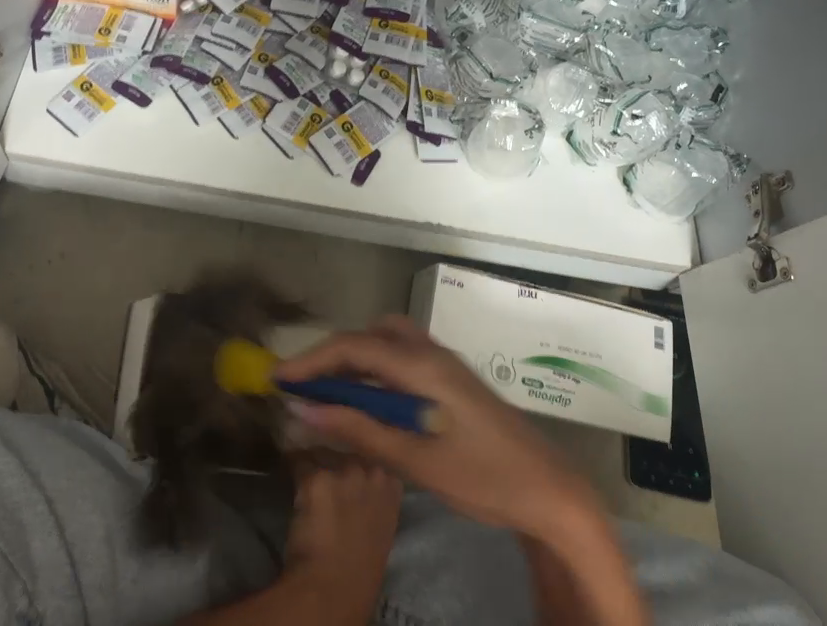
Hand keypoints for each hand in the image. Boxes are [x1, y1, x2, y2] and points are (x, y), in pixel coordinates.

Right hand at [276, 315, 595, 541]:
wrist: (549, 491)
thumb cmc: (481, 477)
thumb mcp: (412, 458)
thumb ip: (356, 428)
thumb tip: (302, 408)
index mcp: (421, 366)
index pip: (352, 347)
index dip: (310, 360)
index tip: (277, 379)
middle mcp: (432, 352)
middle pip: (369, 335)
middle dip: (331, 355)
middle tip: (303, 388)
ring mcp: (445, 364)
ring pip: (388, 342)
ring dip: (355, 360)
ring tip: (329, 395)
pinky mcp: (452, 380)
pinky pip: (403, 358)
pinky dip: (375, 370)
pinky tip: (367, 402)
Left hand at [282, 462, 401, 624]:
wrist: (335, 586)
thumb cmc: (361, 569)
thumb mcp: (380, 529)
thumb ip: (373, 502)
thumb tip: (356, 493)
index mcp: (392, 485)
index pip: (372, 460)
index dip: (356, 467)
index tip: (346, 474)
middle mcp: (371, 470)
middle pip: (346, 453)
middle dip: (333, 462)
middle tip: (323, 479)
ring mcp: (343, 471)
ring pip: (320, 455)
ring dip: (312, 465)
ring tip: (303, 478)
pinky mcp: (314, 476)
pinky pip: (297, 461)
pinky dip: (291, 467)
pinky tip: (286, 474)